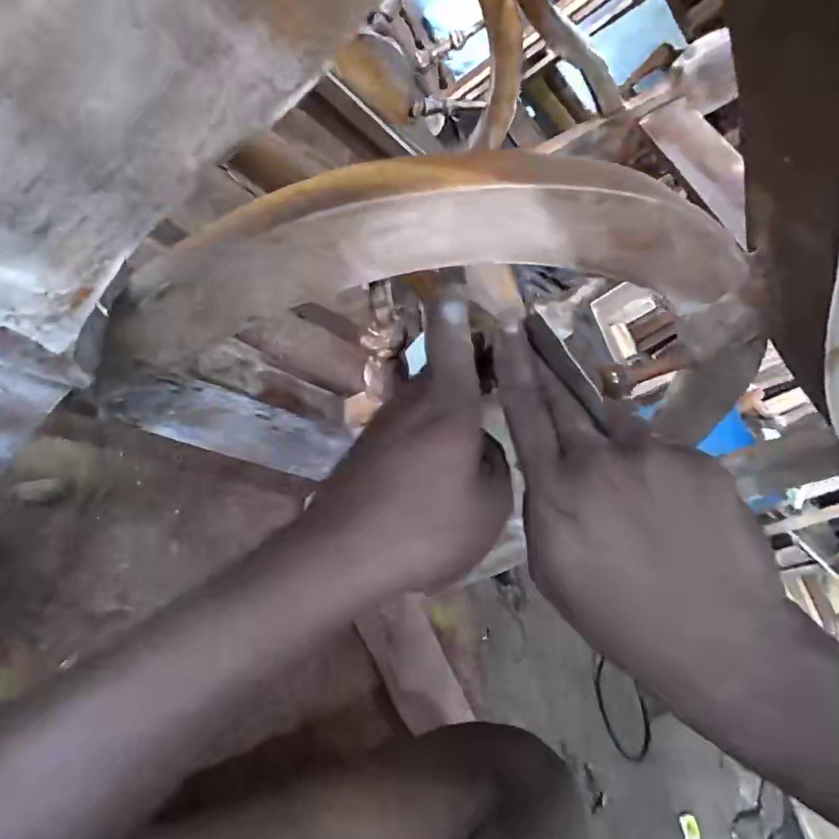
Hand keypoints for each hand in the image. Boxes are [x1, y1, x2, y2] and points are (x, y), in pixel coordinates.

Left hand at [301, 288, 511, 594]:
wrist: (341, 554)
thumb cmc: (425, 528)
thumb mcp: (489, 506)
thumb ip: (496, 464)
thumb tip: (482, 446)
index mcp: (448, 407)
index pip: (454, 344)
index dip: (457, 313)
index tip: (455, 285)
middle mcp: (412, 405)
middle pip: (440, 371)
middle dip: (466, 365)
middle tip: (493, 374)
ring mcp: (384, 425)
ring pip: (423, 401)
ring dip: (446, 405)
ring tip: (470, 430)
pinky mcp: (367, 449)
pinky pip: (408, 427)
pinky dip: (426, 434)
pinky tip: (436, 468)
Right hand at [493, 325, 798, 709]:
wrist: (725, 644)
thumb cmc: (622, 619)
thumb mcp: (552, 572)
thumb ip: (541, 510)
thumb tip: (544, 472)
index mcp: (557, 491)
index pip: (527, 413)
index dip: (515, 367)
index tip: (508, 328)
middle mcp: (600, 460)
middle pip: (566, 400)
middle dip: (547, 368)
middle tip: (536, 337)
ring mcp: (654, 456)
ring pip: (618, 430)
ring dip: (612, 444)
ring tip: (631, 493)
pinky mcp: (700, 461)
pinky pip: (664, 454)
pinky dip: (660, 475)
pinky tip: (675, 515)